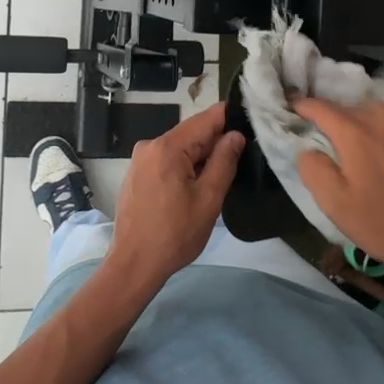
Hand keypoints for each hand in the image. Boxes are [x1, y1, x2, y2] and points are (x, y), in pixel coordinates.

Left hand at [106, 105, 246, 287]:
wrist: (133, 264)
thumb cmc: (174, 234)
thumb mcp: (208, 199)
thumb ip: (224, 162)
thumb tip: (235, 135)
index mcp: (167, 146)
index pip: (205, 118)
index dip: (229, 119)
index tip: (251, 125)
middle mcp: (150, 145)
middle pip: (192, 133)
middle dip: (216, 144)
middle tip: (241, 159)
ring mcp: (140, 159)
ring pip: (180, 148)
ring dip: (200, 158)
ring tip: (221, 177)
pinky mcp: (136, 174)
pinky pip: (167, 160)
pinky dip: (184, 168)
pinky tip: (194, 188)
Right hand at [294, 99, 383, 296]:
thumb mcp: (335, 205)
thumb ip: (312, 168)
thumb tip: (308, 148)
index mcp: (355, 131)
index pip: (319, 107)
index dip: (302, 107)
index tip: (292, 110)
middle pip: (349, 110)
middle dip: (335, 123)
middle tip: (330, 145)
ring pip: (377, 118)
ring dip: (364, 130)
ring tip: (364, 155)